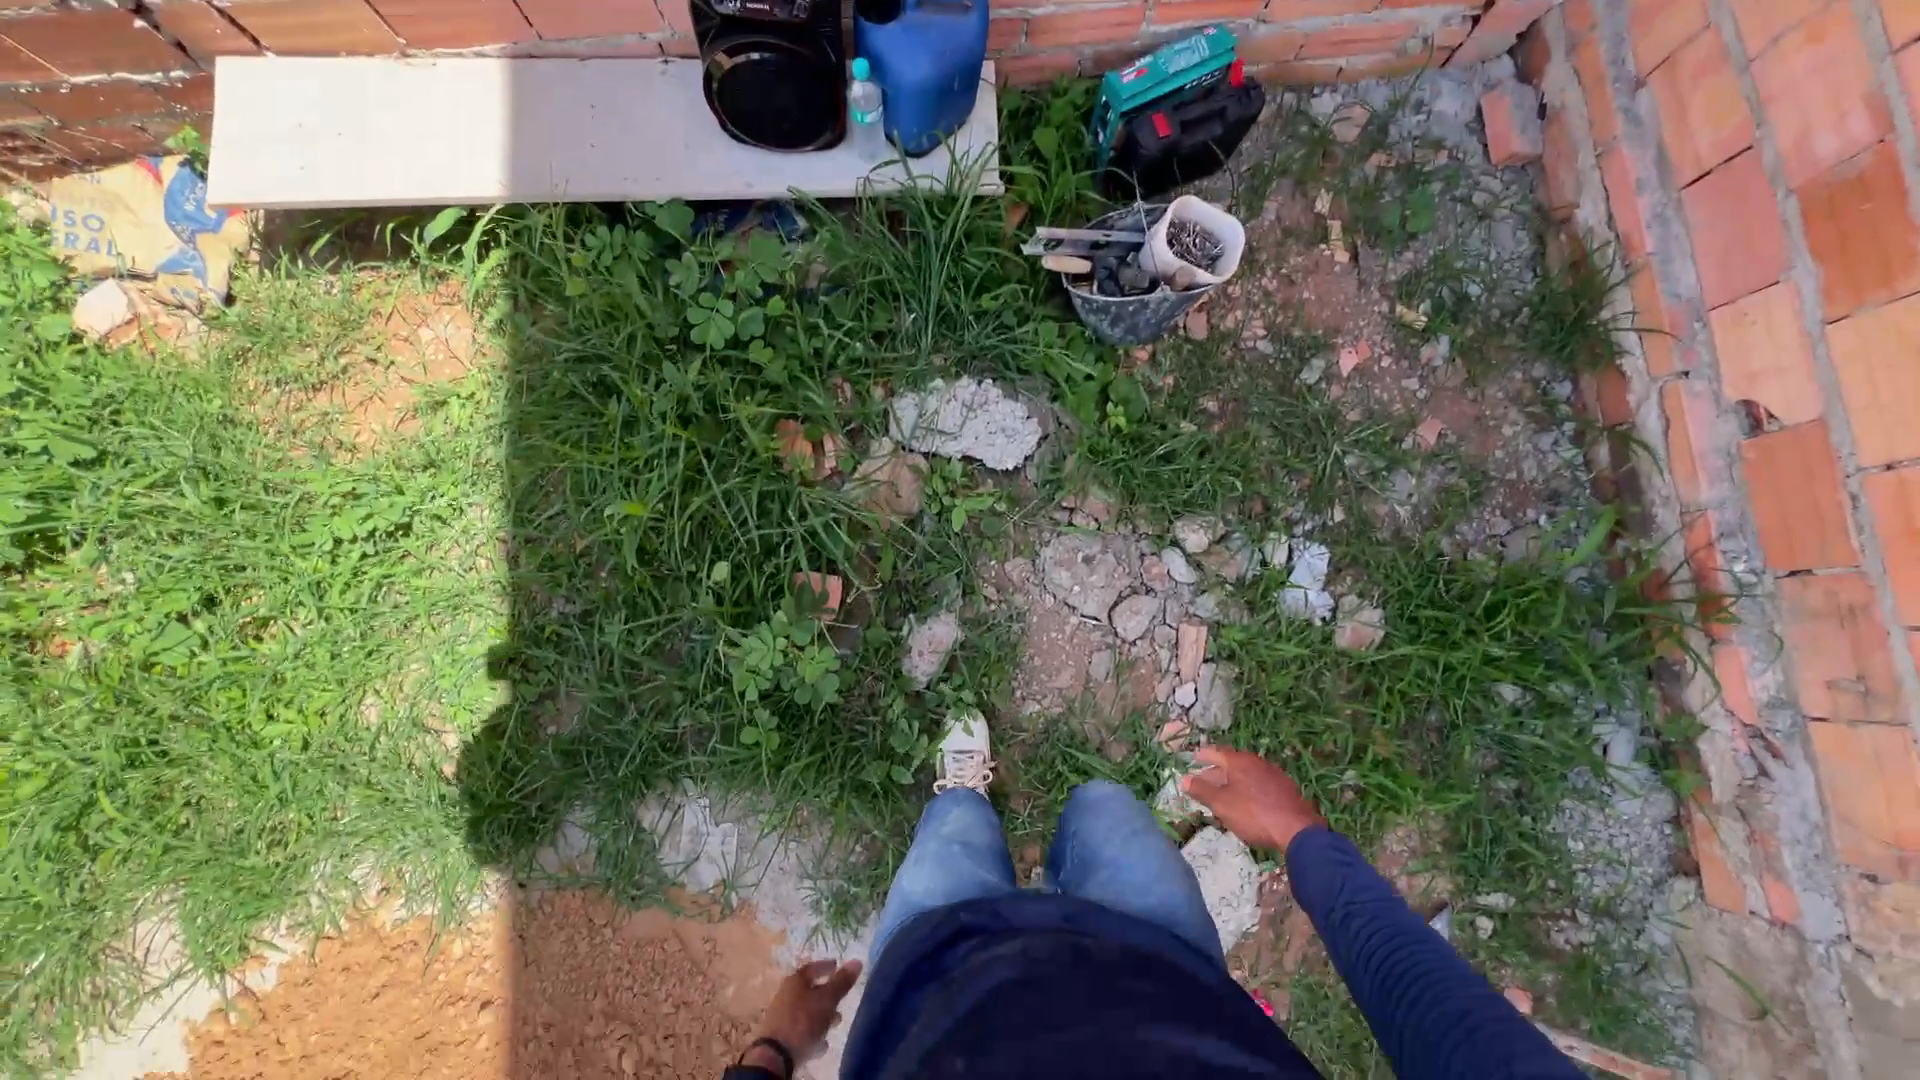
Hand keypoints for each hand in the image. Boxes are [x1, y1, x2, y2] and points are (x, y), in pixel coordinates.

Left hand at [749, 959, 862, 1071]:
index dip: (825, 967)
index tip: (837, 966)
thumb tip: (857, 961)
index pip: (811, 968)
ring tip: (836, 1022)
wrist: (775, 1056)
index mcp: (794, 982)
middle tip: (841, 999)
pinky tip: (822, 1043)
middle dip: (826, 995)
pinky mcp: (781, 1038)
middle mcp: (785, 996)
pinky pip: (801, 1031)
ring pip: (806, 1012)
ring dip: (821, 1016)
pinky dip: (813, 1033)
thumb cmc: (803, 1021)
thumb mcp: (827, 999)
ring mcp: (782, 1018)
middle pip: (809, 991)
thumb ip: (841, 982)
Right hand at [1180, 746, 1325, 851]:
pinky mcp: (1285, 790)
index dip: (1202, 756)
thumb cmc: (1252, 813)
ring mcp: (1273, 775)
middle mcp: (1257, 763)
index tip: (1193, 758)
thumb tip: (1184, 779)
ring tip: (1221, 795)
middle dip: (1215, 773)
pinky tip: (1245, 804)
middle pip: (1231, 764)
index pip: (1215, 753)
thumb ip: (1201, 790)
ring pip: (1246, 776)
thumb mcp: (1221, 803)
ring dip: (1231, 783)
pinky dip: (1247, 790)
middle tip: (1202, 782)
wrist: (1297, 830)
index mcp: (1239, 761)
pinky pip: (1258, 785)